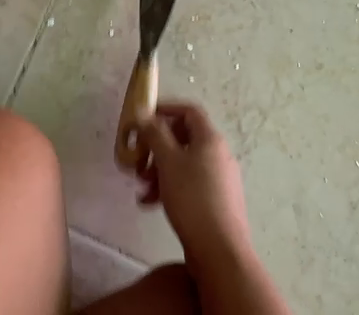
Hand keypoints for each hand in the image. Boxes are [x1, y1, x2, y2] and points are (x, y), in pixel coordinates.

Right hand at [135, 102, 253, 263]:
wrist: (220, 250)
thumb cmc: (192, 198)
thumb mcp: (168, 161)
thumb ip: (154, 134)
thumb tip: (144, 113)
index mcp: (210, 139)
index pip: (188, 111)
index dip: (166, 110)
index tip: (144, 119)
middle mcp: (218, 155)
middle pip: (183, 139)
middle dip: (156, 148)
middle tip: (138, 160)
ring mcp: (219, 179)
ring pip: (183, 164)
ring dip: (159, 170)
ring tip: (142, 187)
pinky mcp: (215, 201)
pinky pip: (189, 184)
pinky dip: (169, 187)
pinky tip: (150, 204)